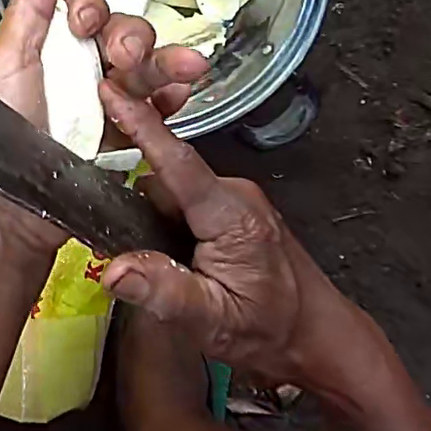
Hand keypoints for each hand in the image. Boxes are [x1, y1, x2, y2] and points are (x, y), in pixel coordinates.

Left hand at [0, 0, 210, 252]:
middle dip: (131, 36)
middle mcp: (77, 69)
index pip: (82, 12)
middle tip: (125, 54)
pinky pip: (153, 109)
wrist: (14, 198)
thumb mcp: (4, 64)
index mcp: (47, 47)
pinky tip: (179, 94)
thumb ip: (26, 15)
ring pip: (143, 69)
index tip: (85, 21)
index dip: (90, 8)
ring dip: (166, 62)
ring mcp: (102, 101)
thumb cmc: (1, 128)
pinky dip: (169, 99)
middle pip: (120, 36)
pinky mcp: (121, 133)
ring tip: (188, 64)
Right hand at [96, 80, 371, 389]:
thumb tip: (114, 270)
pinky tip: (173, 253)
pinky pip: (182, 197)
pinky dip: (167, 219)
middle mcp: (233, 193)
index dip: (139, 123)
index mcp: (231, 215)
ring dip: (152, 217)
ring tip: (162, 262)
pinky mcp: (228, 205)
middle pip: (163, 177)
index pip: (176, 159)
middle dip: (136, 204)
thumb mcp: (213, 323)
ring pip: (169, 189)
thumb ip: (163, 292)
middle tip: (127, 246)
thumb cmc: (274, 332)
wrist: (320, 340)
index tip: (109, 90)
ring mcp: (233, 197)